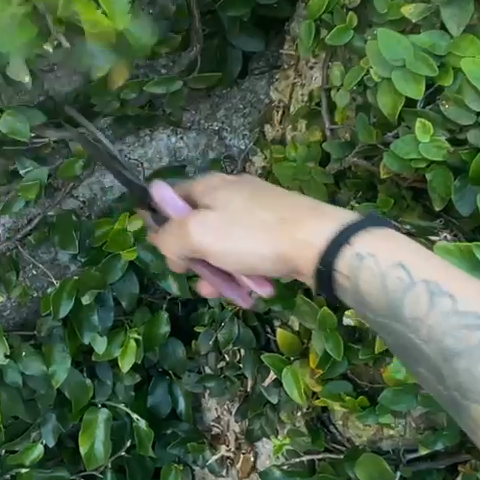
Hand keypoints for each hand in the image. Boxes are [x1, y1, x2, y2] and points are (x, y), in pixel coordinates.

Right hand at [147, 174, 355, 293]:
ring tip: (228, 294)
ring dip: (220, 272)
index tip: (167, 254)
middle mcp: (230, 193)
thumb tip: (160, 241)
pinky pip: (247, 252)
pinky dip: (244, 272)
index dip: (161, 226)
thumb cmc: (252, 236)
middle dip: (194, 258)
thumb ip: (169, 237)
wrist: (320, 242)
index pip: (169, 199)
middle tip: (199, 278)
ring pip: (222, 245)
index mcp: (208, 186)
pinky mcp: (276, 230)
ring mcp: (256, 211)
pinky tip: (250, 292)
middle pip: (195, 227)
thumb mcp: (198, 235)